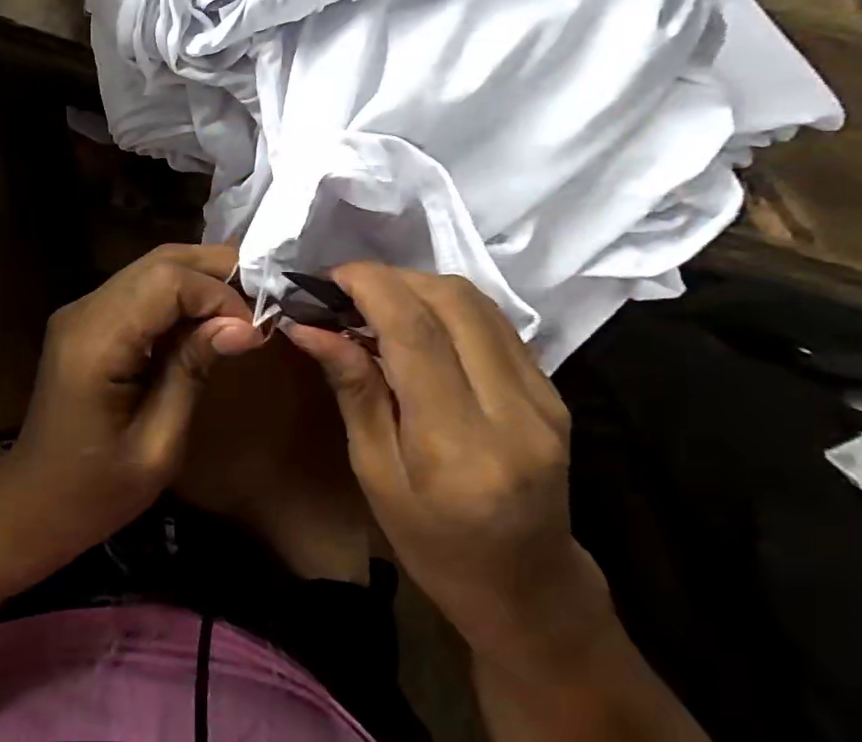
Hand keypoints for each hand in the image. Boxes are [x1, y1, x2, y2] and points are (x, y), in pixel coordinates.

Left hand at [0, 244, 263, 570]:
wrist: (35, 500)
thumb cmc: (96, 490)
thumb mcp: (158, 445)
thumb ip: (193, 372)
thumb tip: (245, 325)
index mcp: (95, 342)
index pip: (164, 280)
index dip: (217, 293)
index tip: (255, 330)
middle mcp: (82, 311)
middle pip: (156, 262)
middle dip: (214, 272)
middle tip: (264, 299)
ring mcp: (79, 312)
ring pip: (147, 269)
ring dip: (198, 280)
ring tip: (245, 307)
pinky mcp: (84, 322)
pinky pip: (137, 291)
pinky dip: (177, 296)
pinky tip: (207, 318)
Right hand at [283, 263, 614, 669]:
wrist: (525, 583)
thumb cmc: (431, 540)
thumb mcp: (374, 471)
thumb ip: (353, 389)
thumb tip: (308, 325)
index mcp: (460, 443)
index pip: (416, 333)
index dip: (369, 287)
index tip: (326, 278)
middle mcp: (514, 411)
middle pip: (452, 302)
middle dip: (390, 278)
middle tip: (343, 290)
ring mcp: (544, 397)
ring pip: (477, 302)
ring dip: (417, 286)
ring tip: (373, 302)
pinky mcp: (553, 390)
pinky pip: (494, 322)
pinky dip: (445, 306)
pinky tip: (414, 324)